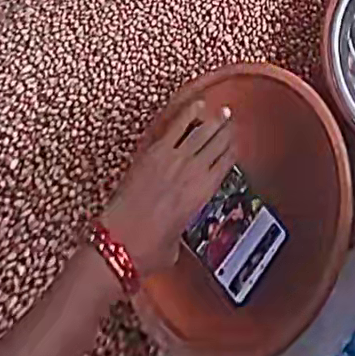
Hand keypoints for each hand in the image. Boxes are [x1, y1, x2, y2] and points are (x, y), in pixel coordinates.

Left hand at [100, 99, 236, 276]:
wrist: (119, 244)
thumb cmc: (148, 250)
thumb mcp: (176, 243)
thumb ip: (181, 226)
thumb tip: (177, 227)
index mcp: (203, 192)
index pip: (226, 162)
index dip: (233, 150)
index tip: (236, 143)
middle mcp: (194, 171)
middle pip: (218, 142)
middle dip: (227, 130)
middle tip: (233, 122)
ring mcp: (175, 158)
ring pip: (202, 131)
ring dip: (215, 119)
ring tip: (224, 111)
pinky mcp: (155, 152)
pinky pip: (177, 126)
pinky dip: (189, 113)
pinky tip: (198, 105)